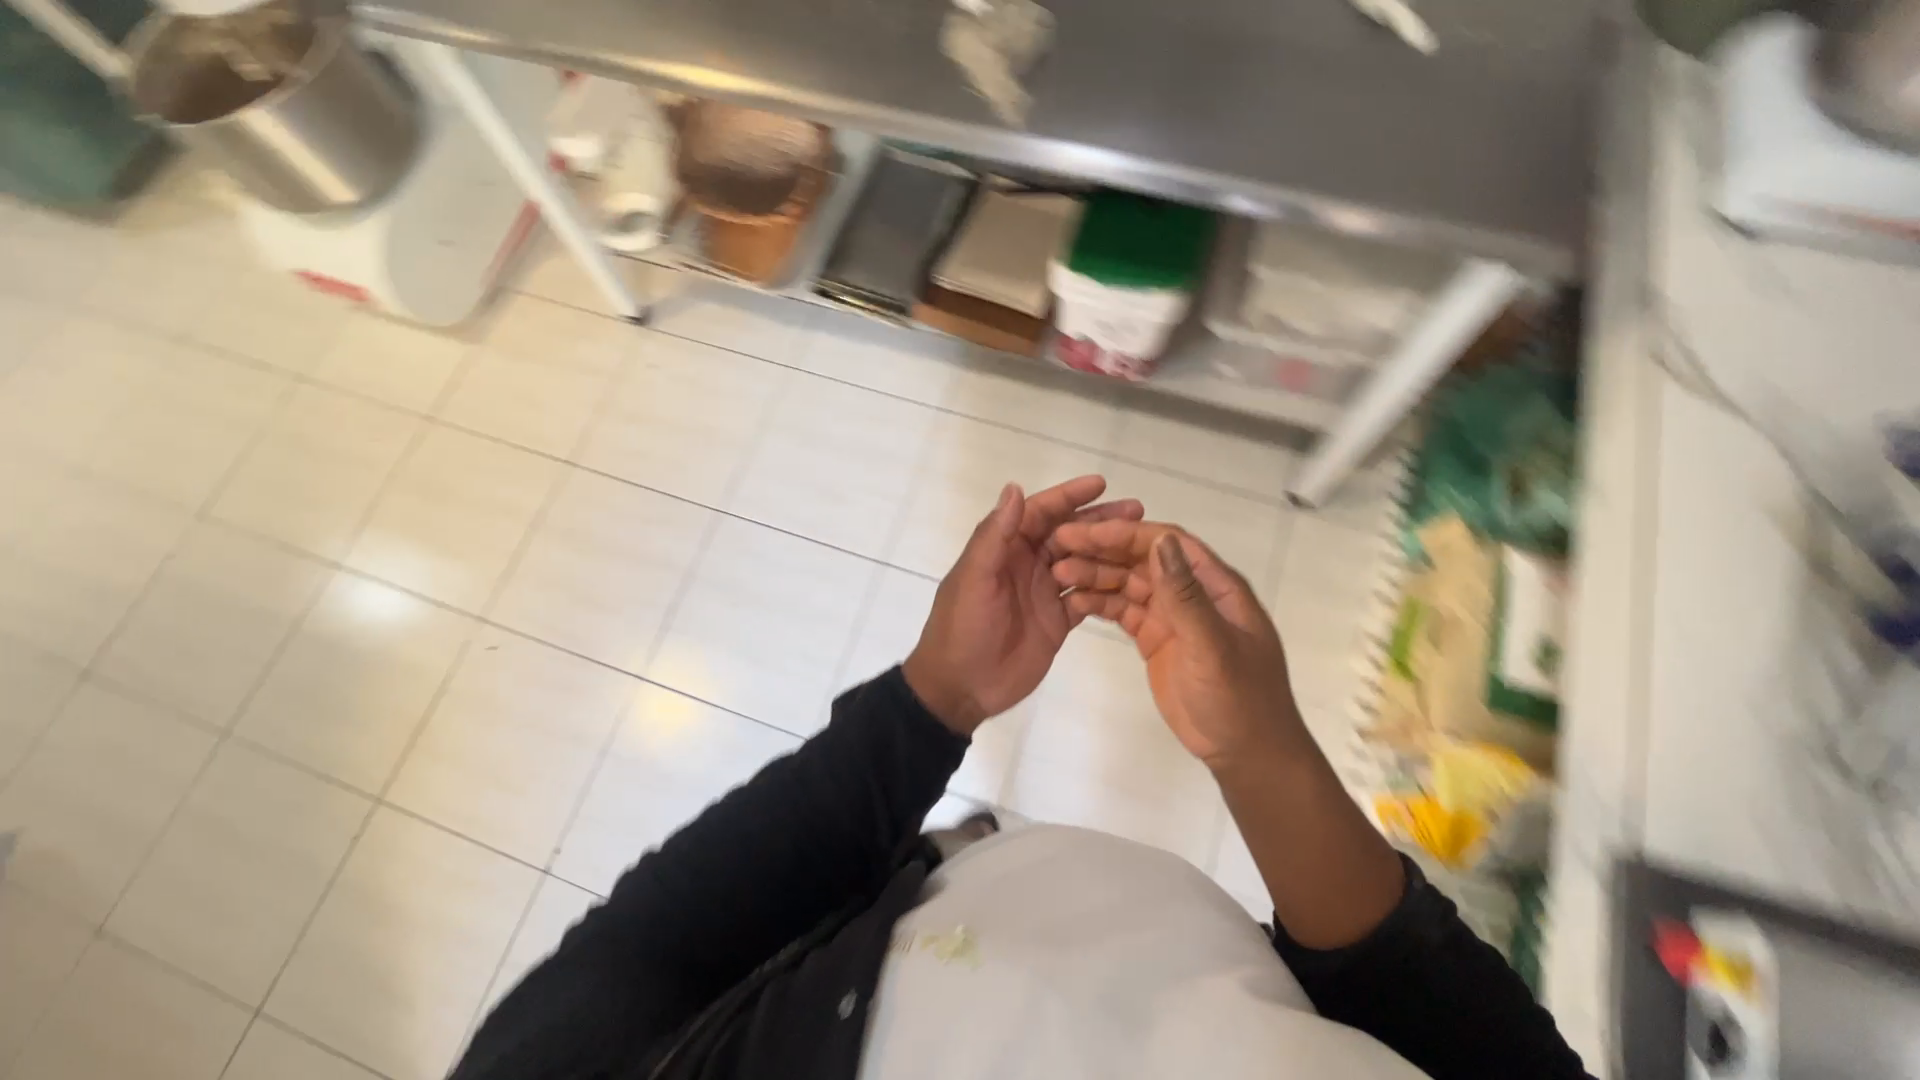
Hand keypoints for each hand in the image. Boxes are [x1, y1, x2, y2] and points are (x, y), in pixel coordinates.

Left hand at [904, 476, 1142, 734]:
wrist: (960, 687)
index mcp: (1004, 549)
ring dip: (1110, 552)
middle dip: (1100, 521)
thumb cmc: (962, 627)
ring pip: (1083, 563)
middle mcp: (1027, 565)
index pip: (1040, 513)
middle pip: (1068, 534)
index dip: (1068, 497)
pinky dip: (1108, 589)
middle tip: (1137, 511)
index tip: (1101, 483)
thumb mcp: (975, 578)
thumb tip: (1015, 487)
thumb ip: (995, 536)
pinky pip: (1087, 598)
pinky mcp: (1057, 621)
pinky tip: (1135, 582)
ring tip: (1143, 543)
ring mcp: (1044, 593)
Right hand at [1048, 521, 1309, 769]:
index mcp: (1215, 585)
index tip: (1086, 532)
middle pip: (1142, 559)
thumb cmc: (1240, 698)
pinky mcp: (1155, 639)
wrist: (1246, 751)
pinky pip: (1124, 611)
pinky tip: (1072, 599)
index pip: (1167, 544)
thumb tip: (1161, 541)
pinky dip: (1099, 603)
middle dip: (1102, 549)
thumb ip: (1186, 596)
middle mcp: (1192, 592)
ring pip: (1128, 583)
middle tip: (1059, 545)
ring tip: (1058, 573)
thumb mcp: (1213, 646)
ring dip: (1095, 575)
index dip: (1125, 534)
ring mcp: (1172, 617)